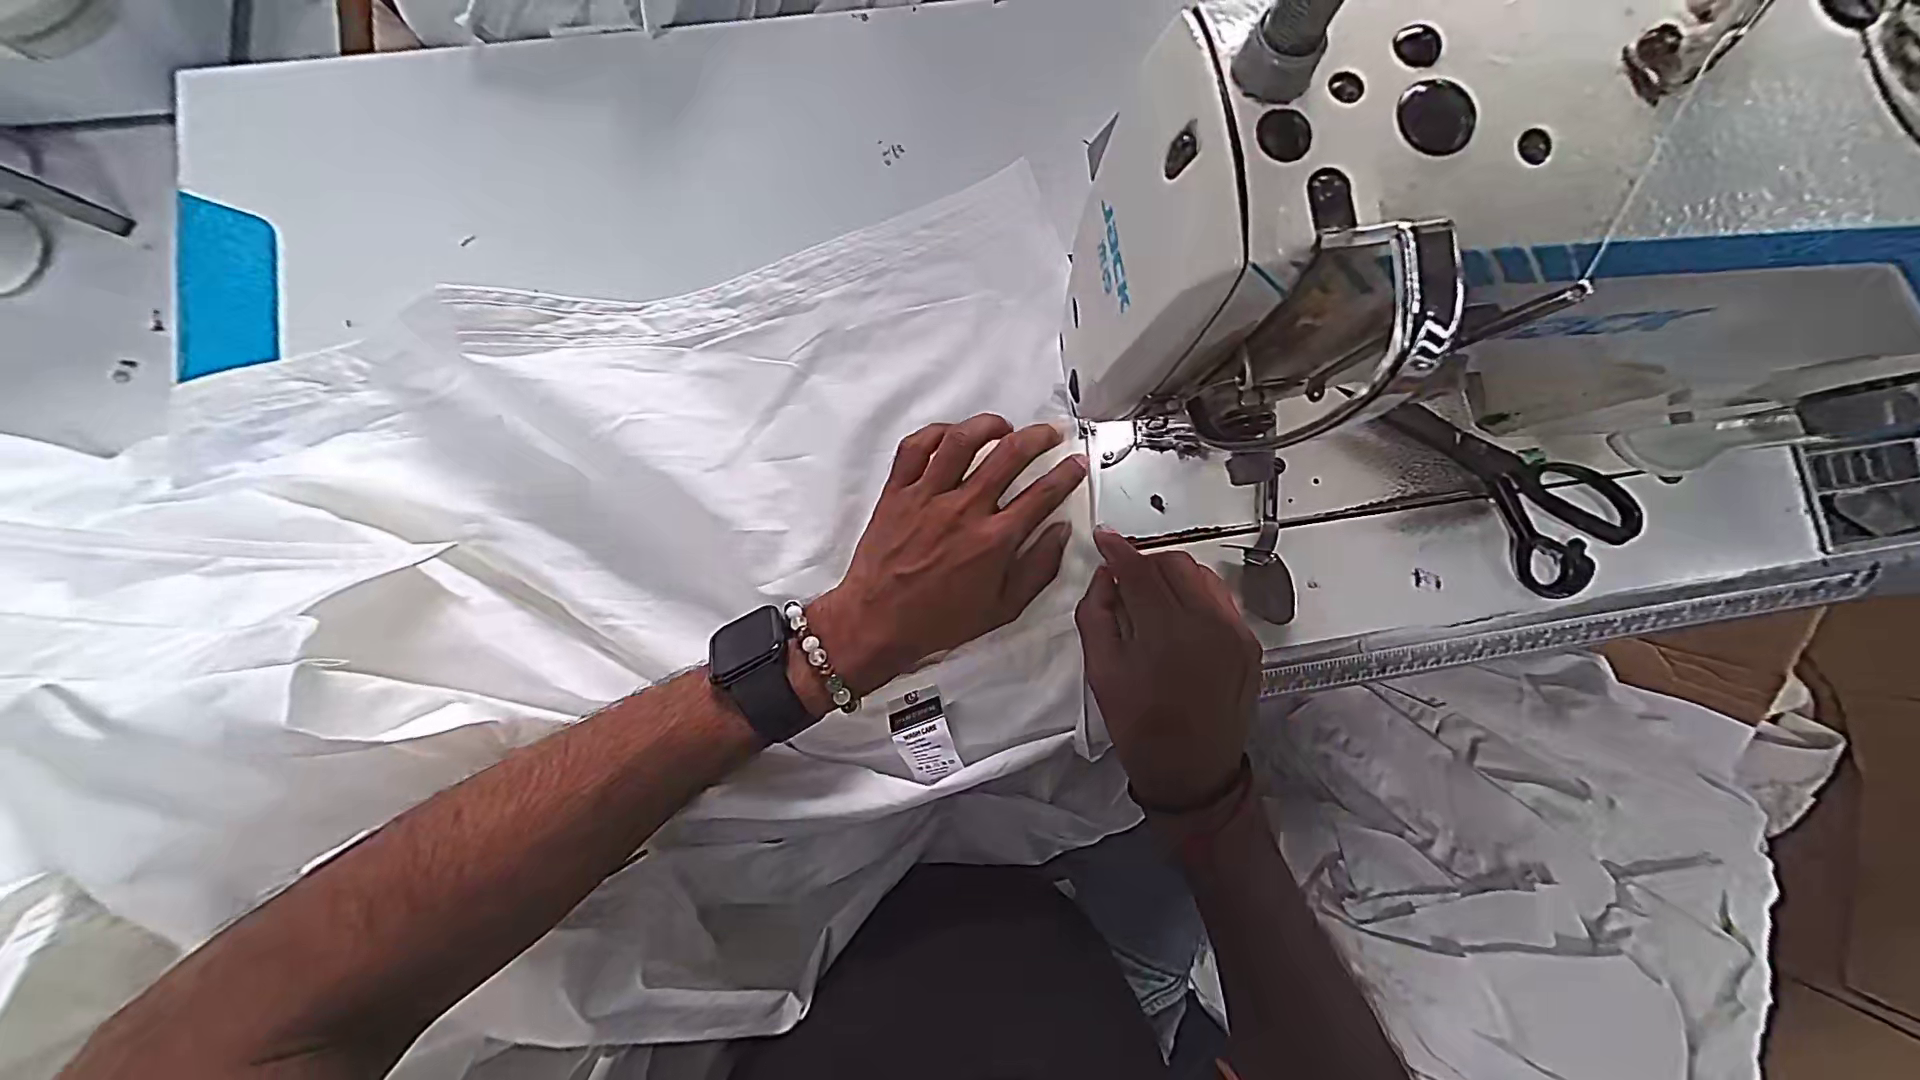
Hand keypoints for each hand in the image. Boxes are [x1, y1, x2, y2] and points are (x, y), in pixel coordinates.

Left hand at [804, 414, 1088, 698]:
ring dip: (990, 425)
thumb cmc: (935, 620)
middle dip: (1040, 437)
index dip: (1066, 473)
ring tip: (1003, 426)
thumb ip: (1038, 568)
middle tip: (1049, 434)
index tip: (1073, 465)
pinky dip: (935, 433)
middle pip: (1010, 454)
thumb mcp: (1003, 607)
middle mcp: (962, 512)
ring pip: (962, 440)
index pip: (1042, 493)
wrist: (878, 622)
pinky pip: (915, 448)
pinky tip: (950, 435)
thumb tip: (1058, 534)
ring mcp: (927, 498)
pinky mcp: (897, 494)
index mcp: (993, 540)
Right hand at [1076, 529, 1260, 809]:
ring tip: (1151, 596)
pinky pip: (1221, 597)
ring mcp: (1234, 633)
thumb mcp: (1101, 671)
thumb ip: (1096, 614)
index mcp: (1165, 633)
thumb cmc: (1142, 727)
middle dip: (1142, 561)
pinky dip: (1196, 593)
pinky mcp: (1250, 643)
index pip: (1138, 569)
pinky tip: (1179, 612)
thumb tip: (1105, 578)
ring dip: (1171, 573)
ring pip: (1200, 573)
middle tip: (1123, 577)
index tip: (1105, 539)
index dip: (1117, 549)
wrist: (1192, 771)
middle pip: (1171, 562)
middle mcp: (1207, 625)